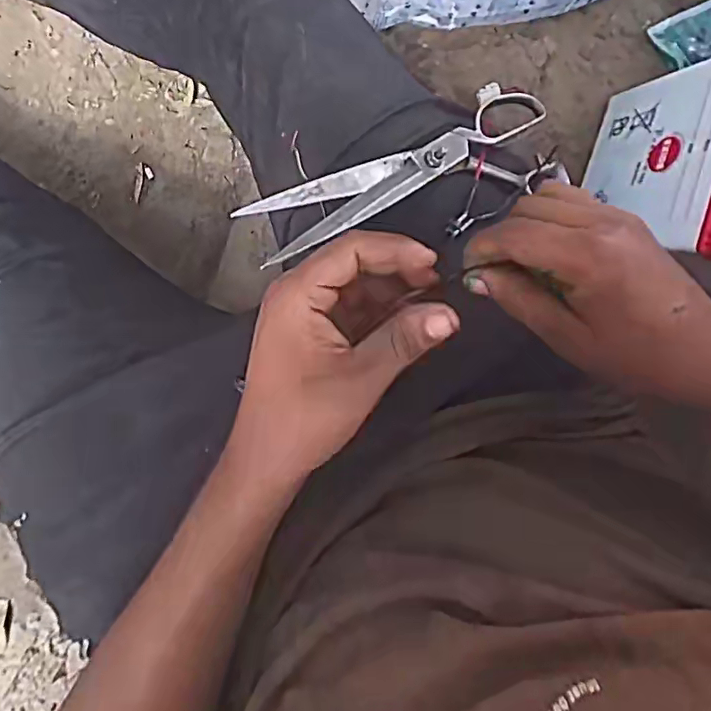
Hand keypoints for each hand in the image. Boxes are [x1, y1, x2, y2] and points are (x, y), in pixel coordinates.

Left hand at [228, 231, 459, 482]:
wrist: (265, 461)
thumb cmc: (297, 423)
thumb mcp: (361, 377)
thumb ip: (404, 339)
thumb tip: (445, 315)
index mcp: (296, 294)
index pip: (351, 249)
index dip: (396, 250)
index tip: (431, 262)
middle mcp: (294, 293)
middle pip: (353, 260)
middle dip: (397, 269)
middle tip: (435, 284)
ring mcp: (301, 309)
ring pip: (354, 282)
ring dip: (391, 289)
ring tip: (428, 303)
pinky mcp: (310, 328)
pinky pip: (349, 304)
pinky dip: (379, 309)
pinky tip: (406, 319)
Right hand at [462, 182, 710, 403]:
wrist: (705, 352)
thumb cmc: (641, 356)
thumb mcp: (570, 338)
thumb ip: (520, 299)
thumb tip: (481, 277)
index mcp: (588, 255)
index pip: (515, 233)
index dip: (482, 248)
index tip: (469, 268)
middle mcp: (602, 223)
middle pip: (527, 207)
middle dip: (501, 234)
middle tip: (494, 269)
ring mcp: (617, 215)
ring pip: (548, 195)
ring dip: (525, 220)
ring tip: (521, 257)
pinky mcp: (626, 218)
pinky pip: (574, 200)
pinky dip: (550, 214)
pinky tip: (551, 247)